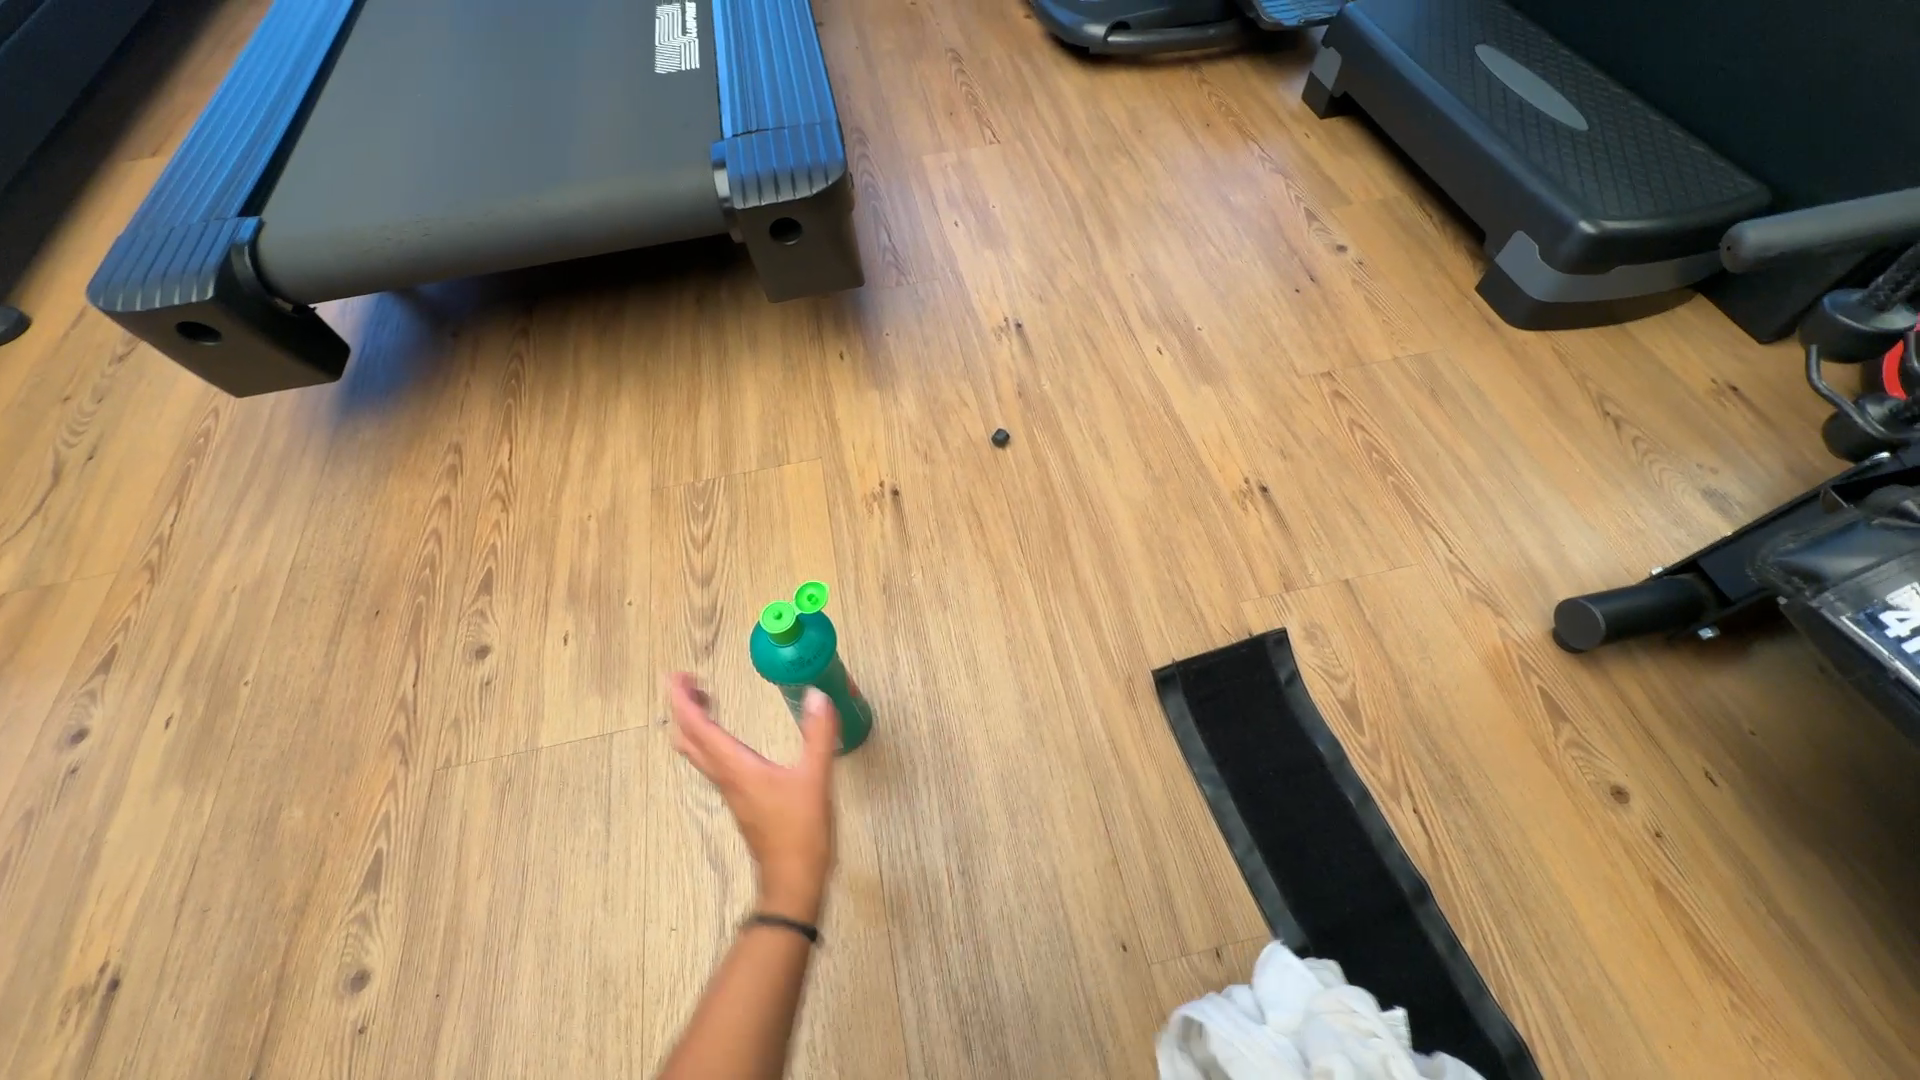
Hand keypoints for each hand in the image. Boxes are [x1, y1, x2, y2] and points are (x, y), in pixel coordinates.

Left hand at [667, 672, 838, 923]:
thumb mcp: (815, 779)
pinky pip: (713, 762)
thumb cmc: (801, 833)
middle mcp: (725, 777)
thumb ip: (818, 735)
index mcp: (736, 767)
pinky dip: (710, 739)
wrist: (793, 881)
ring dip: (694, 723)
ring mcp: (731, 790)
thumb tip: (816, 695)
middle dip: (682, 707)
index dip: (681, 700)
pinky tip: (727, 735)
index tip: (674, 675)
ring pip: (698, 752)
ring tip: (705, 699)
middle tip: (690, 681)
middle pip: (689, 739)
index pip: (697, 727)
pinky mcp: (741, 799)